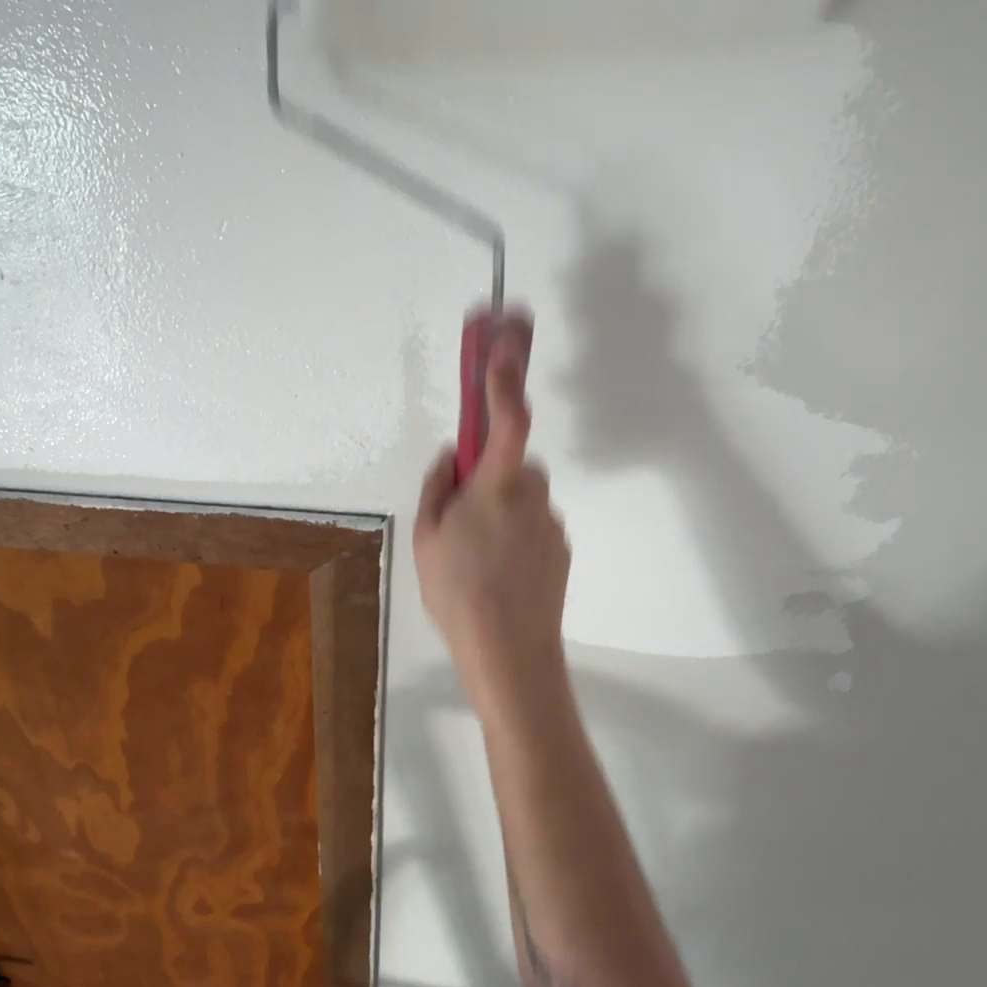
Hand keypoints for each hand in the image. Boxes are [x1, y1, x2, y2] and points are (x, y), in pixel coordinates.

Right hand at [414, 313, 571, 708]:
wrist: (510, 653)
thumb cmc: (459, 590)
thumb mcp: (425, 534)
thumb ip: (439, 485)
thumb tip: (453, 457)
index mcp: (497, 483)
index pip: (506, 415)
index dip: (503, 372)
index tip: (503, 333)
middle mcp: (533, 494)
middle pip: (511, 463)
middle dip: (489, 475)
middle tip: (458, 518)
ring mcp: (551, 523)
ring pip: (521, 498)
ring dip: (500, 511)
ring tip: (473, 559)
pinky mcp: (560, 550)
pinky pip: (533, 526)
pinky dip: (515, 537)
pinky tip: (496, 574)